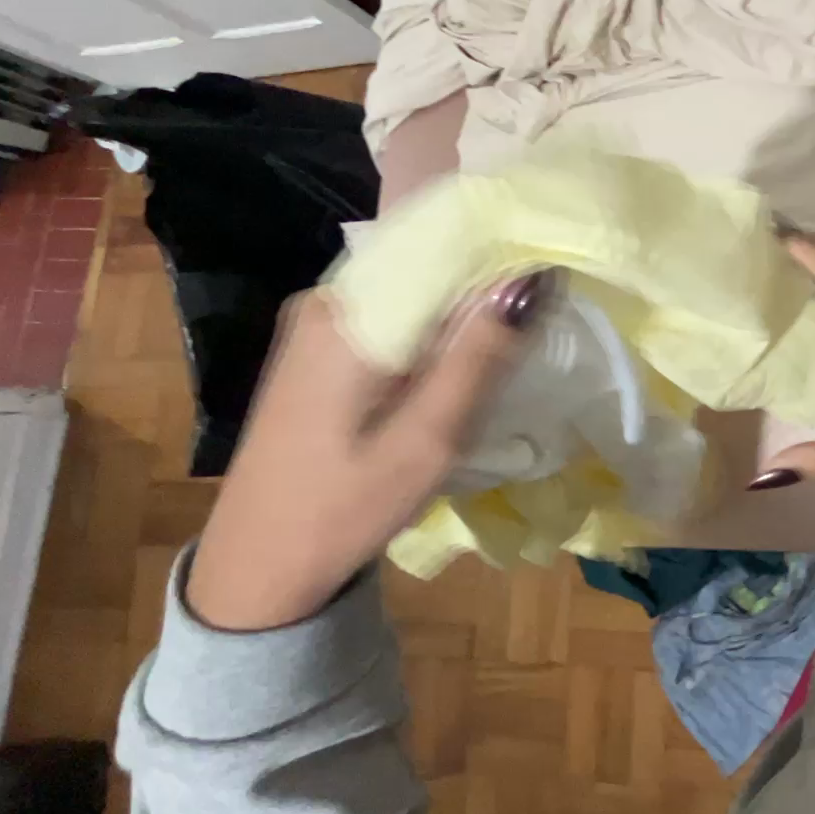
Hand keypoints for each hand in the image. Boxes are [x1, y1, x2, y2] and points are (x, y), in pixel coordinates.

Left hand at [186, 273, 548, 630]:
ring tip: (523, 325)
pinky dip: (442, 322)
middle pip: (427, 262)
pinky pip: (400, 311)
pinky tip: (471, 349)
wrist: (259, 568)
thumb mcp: (428, 439)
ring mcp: (320, 324)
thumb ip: (478, 355)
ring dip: (469, 302)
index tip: (555, 269)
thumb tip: (530, 279)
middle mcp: (328, 302)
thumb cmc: (346, 508)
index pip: (439, 245)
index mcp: (347, 317)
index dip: (502, 248)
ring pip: (417, 287)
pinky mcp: (325, 348)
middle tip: (548, 307)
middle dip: (489, 276)